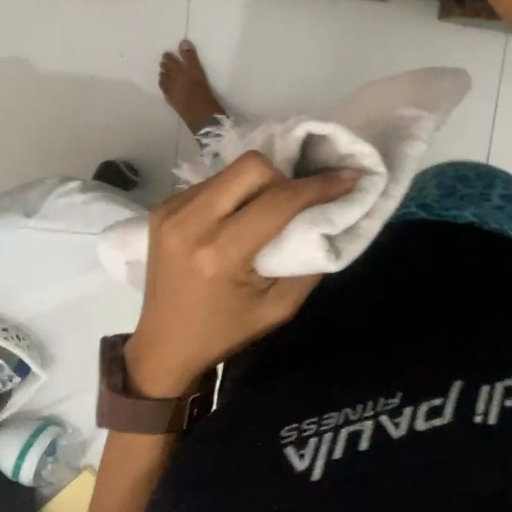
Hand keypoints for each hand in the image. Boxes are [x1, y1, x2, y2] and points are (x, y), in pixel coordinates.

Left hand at [125, 152, 360, 398]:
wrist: (164, 344)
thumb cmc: (225, 331)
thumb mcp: (279, 308)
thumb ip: (308, 262)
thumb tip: (330, 219)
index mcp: (218, 254)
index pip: (278, 201)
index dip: (319, 186)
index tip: (349, 178)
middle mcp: (189, 223)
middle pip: (252, 167)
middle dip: (285, 177)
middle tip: (297, 203)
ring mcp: (170, 210)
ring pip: (232, 169)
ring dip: (260, 184)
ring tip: (270, 211)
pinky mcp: (162, 206)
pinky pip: (213, 182)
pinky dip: (236, 193)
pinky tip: (239, 218)